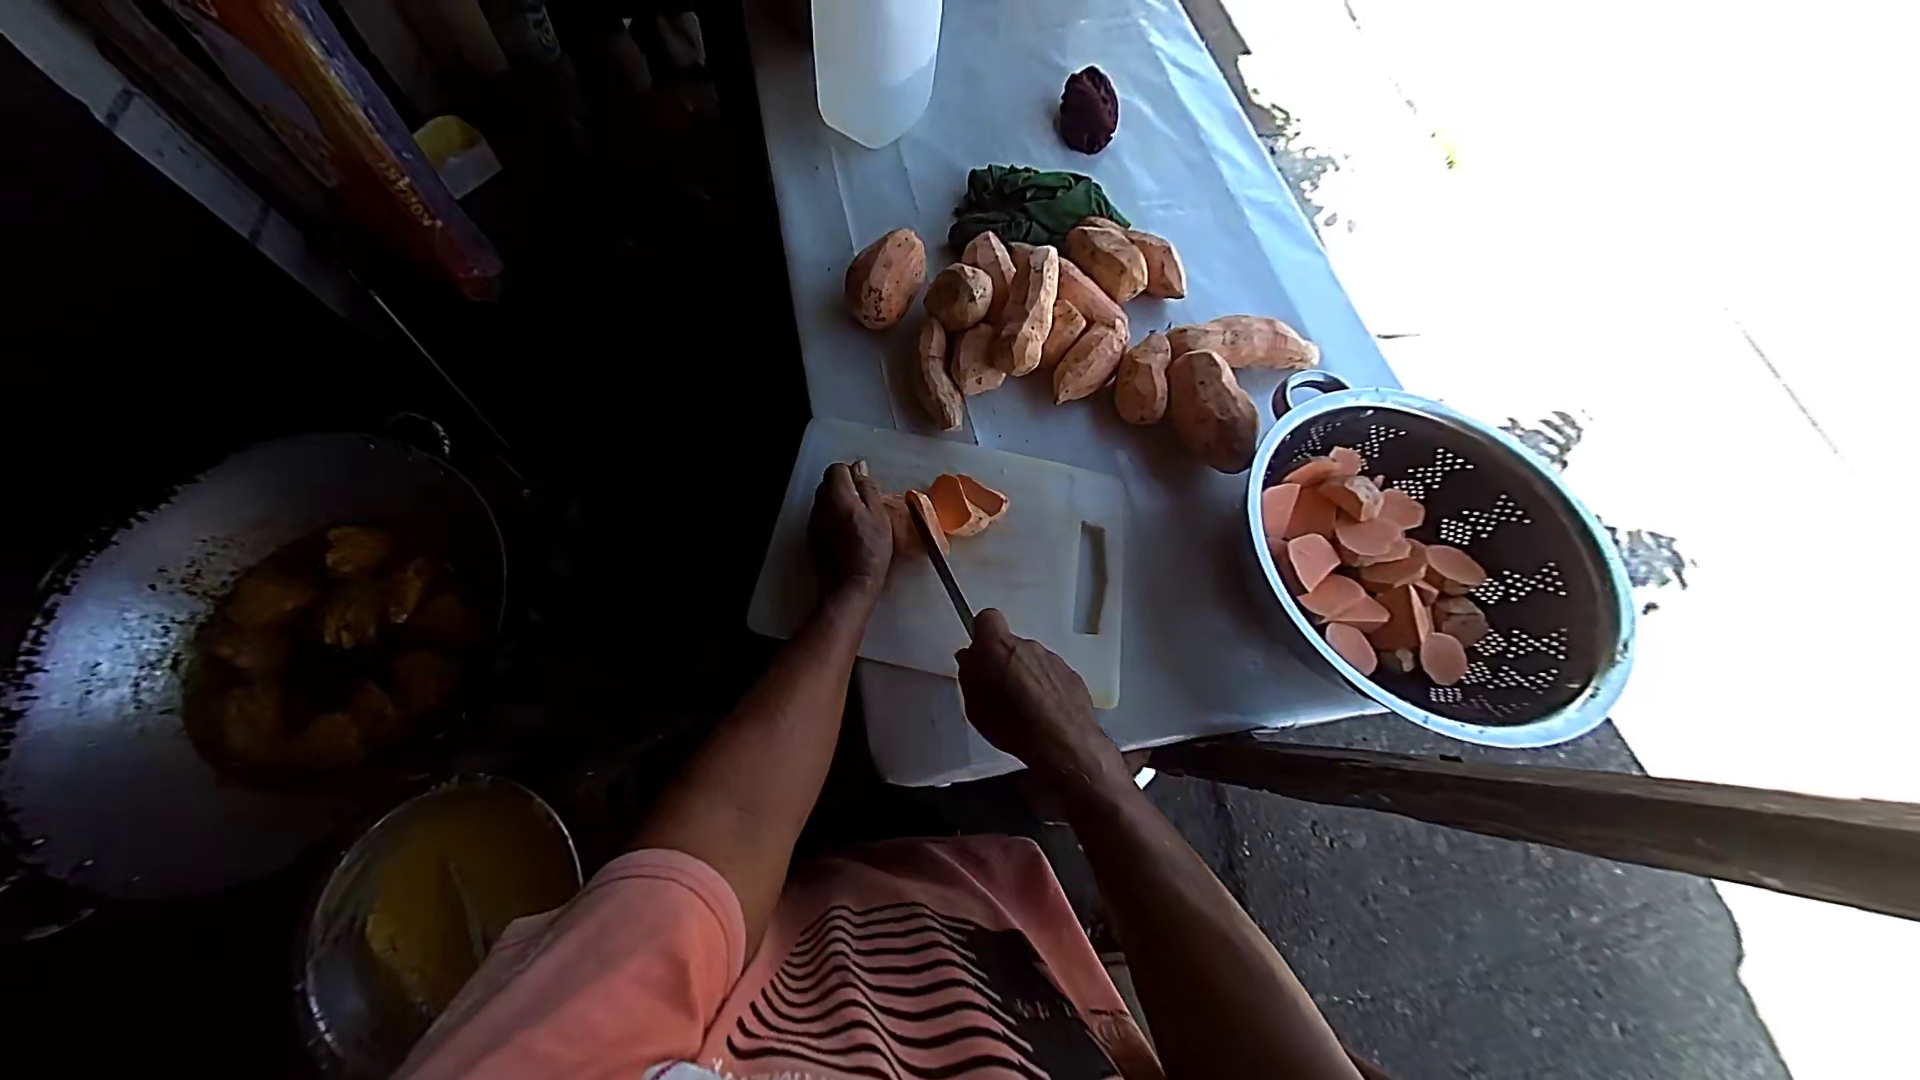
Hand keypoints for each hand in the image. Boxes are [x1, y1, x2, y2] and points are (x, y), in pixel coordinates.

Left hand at [808, 460, 891, 598]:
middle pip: (829, 483)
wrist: (850, 585)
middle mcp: (820, 505)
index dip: (853, 474)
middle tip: (866, 504)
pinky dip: (834, 519)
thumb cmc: (869, 551)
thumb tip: (860, 469)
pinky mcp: (813, 538)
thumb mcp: (879, 515)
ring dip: (840, 504)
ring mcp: (814, 522)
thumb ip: (867, 488)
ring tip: (859, 521)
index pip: (837, 468)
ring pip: (825, 501)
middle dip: (846, 488)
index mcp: (836, 495)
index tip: (867, 488)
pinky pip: (823, 518)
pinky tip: (850, 534)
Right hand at [956, 609, 1125, 788]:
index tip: (979, 653)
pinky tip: (1042, 713)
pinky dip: (1045, 688)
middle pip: (1010, 644)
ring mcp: (1052, 658)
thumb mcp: (974, 706)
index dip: (982, 634)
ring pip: (1032, 660)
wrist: (1062, 742)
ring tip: (1022, 709)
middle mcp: (1027, 645)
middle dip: (1004, 661)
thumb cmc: (1013, 724)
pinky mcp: (1071, 674)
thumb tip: (970, 661)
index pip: (987, 619)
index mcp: (998, 646)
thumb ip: (969, 675)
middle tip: (998, 690)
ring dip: (1025, 677)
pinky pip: (1051, 675)